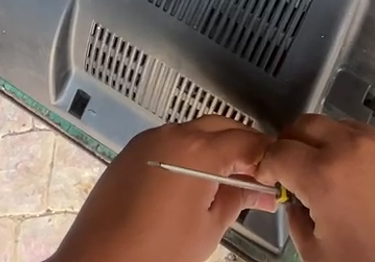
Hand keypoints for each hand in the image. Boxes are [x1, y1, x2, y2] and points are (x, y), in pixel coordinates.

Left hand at [50, 116, 273, 261]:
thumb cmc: (156, 252)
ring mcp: (150, 139)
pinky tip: (193, 178)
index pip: (246, 141)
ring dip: (215, 145)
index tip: (276, 171)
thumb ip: (236, 200)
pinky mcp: (132, 150)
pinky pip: (170, 140)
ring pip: (195, 130)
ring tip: (227, 178)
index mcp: (198, 151)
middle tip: (257, 174)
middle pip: (221, 126)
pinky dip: (189, 151)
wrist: (98, 261)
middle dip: (242, 145)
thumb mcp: (207, 230)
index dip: (266, 155)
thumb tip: (259, 190)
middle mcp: (174, 134)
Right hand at [257, 114, 374, 261]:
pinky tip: (360, 181)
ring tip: (328, 177)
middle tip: (290, 170)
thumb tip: (294, 198)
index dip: (265, 165)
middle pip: (304, 125)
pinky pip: (366, 136)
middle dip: (290, 143)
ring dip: (322, 143)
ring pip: (336, 126)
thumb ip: (297, 220)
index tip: (264, 176)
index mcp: (325, 175)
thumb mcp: (321, 257)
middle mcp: (350, 146)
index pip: (277, 152)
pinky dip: (352, 149)